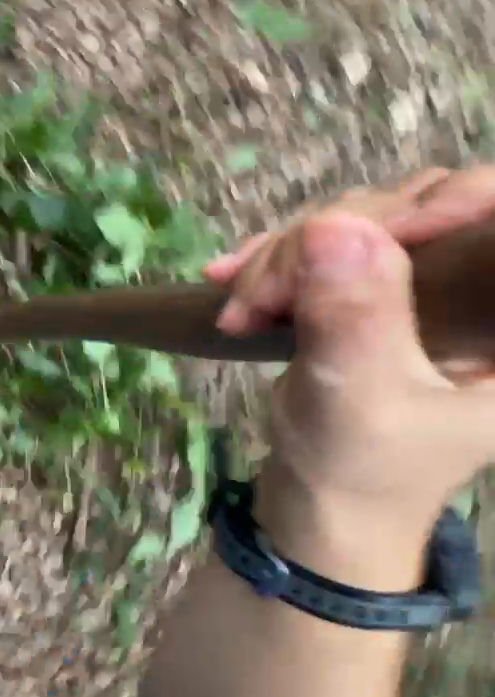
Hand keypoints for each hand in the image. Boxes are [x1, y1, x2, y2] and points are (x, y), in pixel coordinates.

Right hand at [202, 167, 494, 584]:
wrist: (328, 493)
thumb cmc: (364, 461)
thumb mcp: (358, 396)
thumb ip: (356, 316)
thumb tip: (332, 225)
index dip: (441, 203)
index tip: (345, 237)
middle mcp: (488, 283)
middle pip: (418, 206)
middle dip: (319, 245)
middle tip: (253, 299)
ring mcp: (437, 279)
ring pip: (364, 218)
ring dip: (285, 255)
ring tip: (238, 307)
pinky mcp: (385, 283)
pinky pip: (330, 238)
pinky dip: (273, 257)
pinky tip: (228, 281)